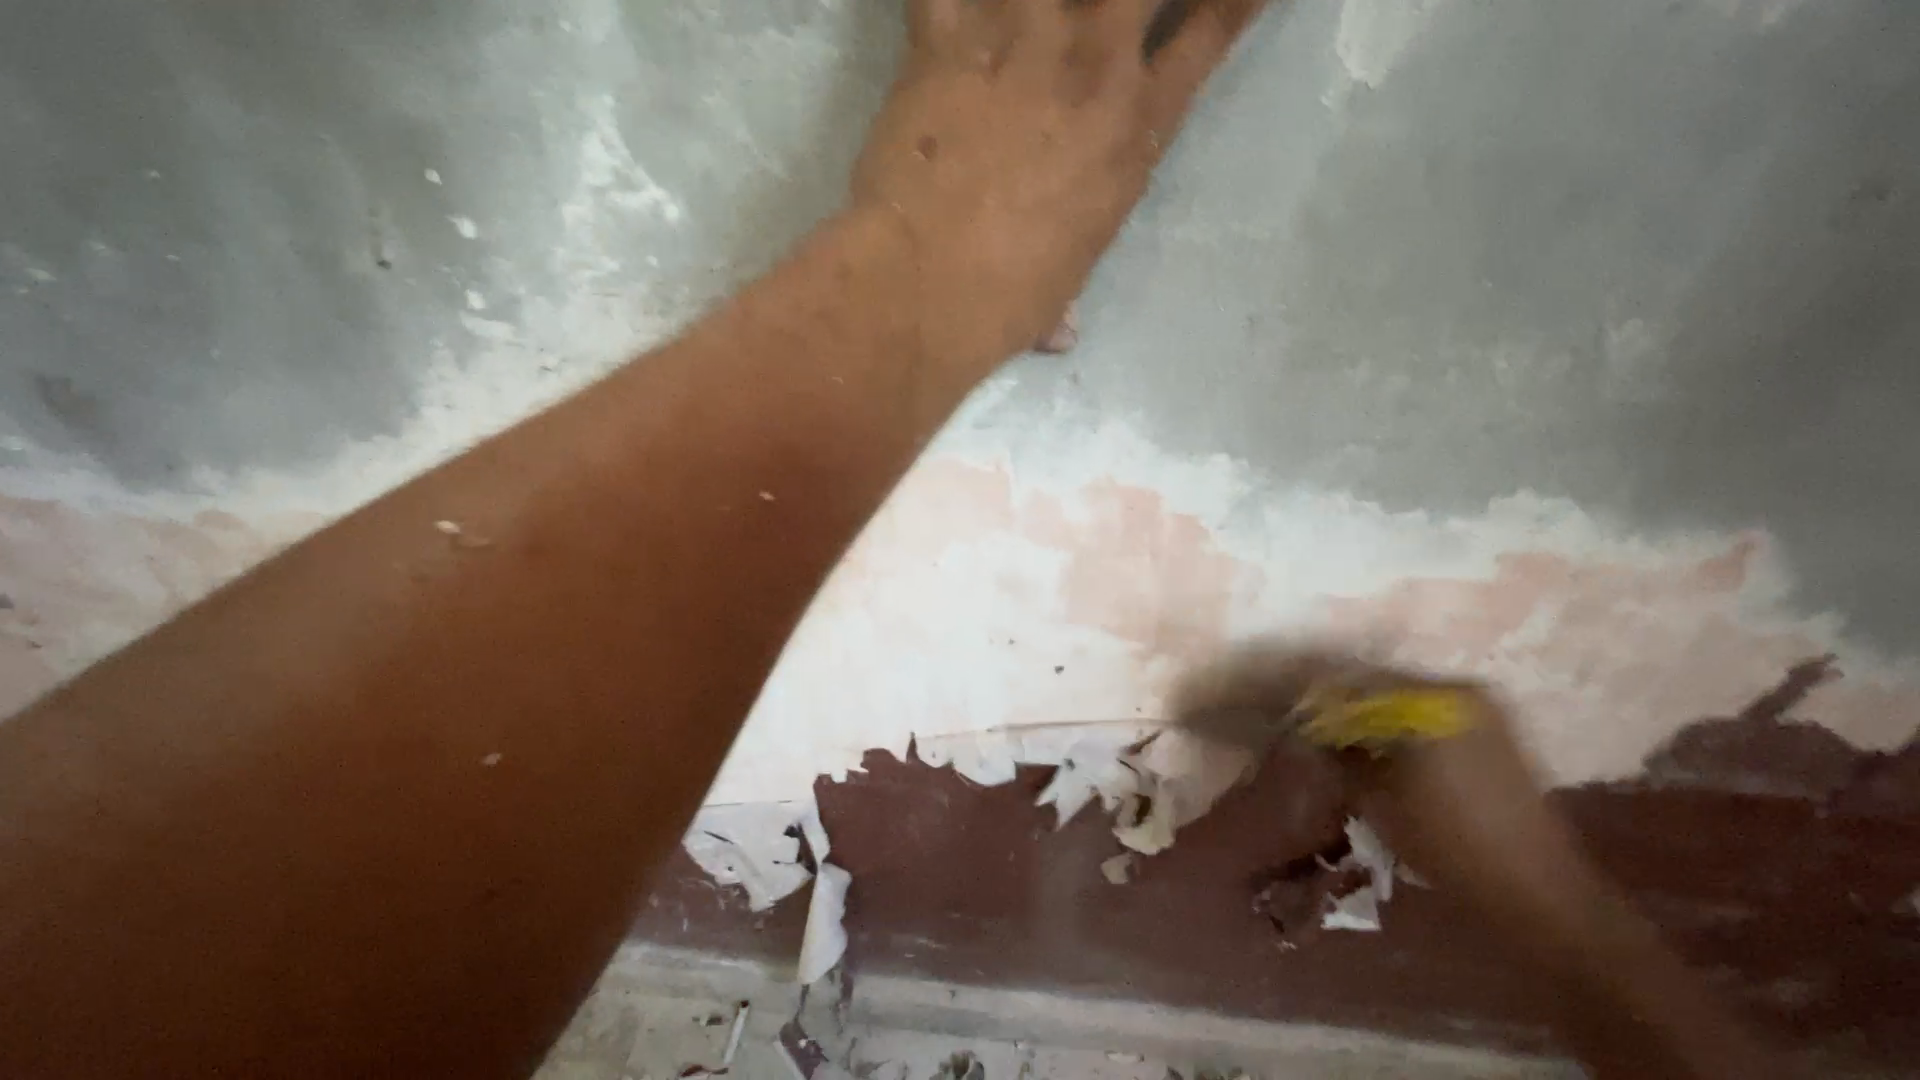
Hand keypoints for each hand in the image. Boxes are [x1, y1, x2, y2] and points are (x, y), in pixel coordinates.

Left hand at [851, 0, 1265, 370]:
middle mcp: (1095, 62)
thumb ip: (1067, 285)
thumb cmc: (1009, 301)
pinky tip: (948, 10)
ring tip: (1034, 11)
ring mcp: (1022, 36)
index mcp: (1138, 128)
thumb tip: (1062, 334)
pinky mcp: (946, 35)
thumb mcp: (1064, 283)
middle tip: (1118, 8)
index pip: (1212, 31)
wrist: (930, 286)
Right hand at [1173, 648, 1598, 930]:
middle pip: (1375, 684)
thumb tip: (1302, 730)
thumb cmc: (1450, 843)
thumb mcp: (1376, 797)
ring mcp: (1481, 710)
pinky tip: (1370, 745)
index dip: (1305, 692)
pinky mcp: (1493, 732)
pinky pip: (1427, 715)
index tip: (1271, 700)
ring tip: (1327, 733)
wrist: (1537, 893)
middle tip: (1296, 718)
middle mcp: (1458, 690)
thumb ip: (1335, 754)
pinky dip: (1394, 724)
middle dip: (1333, 701)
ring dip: (1362, 712)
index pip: (1348, 681)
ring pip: (1400, 699)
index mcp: (1430, 699)